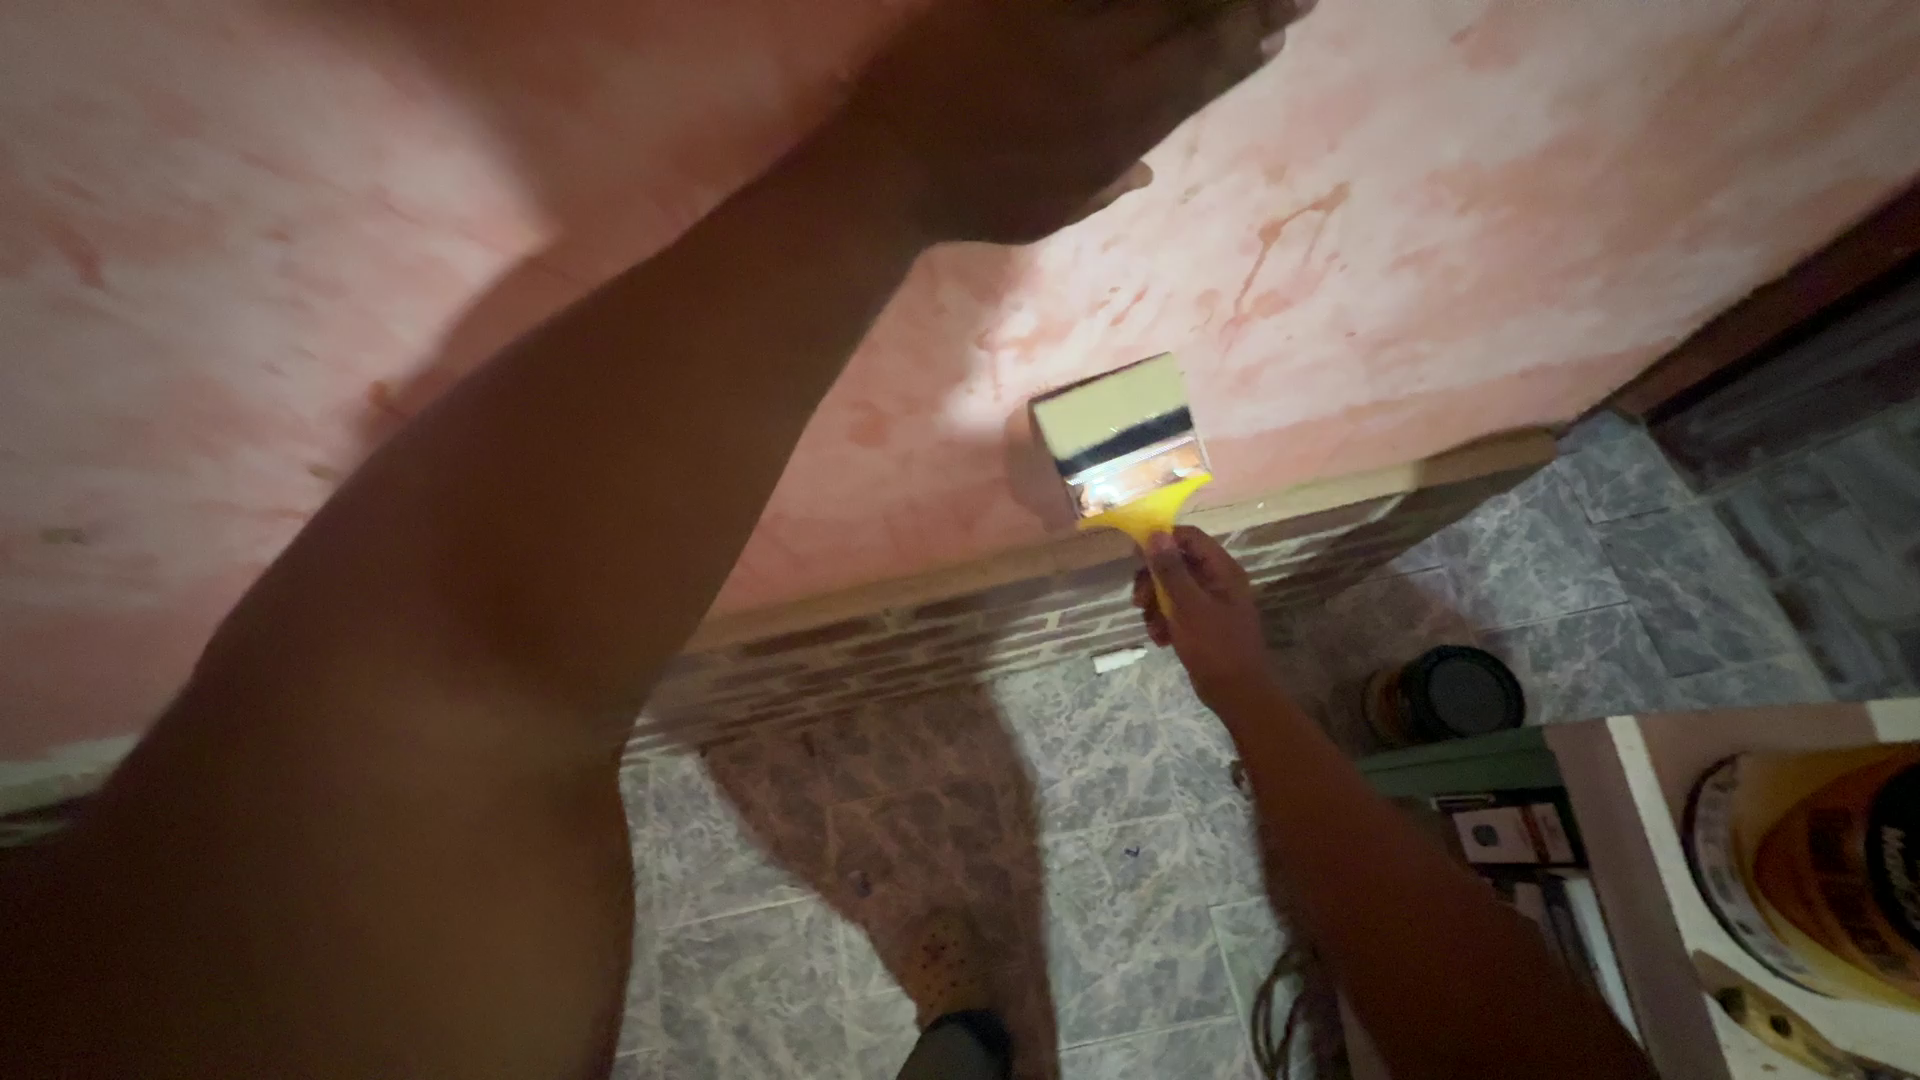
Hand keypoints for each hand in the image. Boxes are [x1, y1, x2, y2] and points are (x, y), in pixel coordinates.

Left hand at [836, 0, 1305, 243]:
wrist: (895, 172)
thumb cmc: (973, 203)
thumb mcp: (1047, 215)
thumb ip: (1103, 187)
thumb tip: (1147, 171)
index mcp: (1115, 135)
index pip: (1201, 80)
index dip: (1245, 50)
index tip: (1278, 28)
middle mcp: (1105, 77)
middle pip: (1196, 20)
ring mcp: (1062, 31)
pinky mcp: (1018, 4)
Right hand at [1133, 526, 1275, 710]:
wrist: (1236, 692)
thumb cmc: (1215, 646)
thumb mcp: (1187, 605)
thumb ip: (1170, 569)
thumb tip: (1155, 533)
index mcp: (1222, 570)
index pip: (1189, 537)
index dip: (1162, 540)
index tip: (1136, 555)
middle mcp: (1217, 580)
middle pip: (1175, 562)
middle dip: (1153, 580)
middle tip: (1139, 601)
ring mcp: (1209, 601)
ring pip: (1170, 587)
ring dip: (1155, 605)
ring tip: (1153, 627)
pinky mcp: (1200, 621)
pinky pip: (1174, 609)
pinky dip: (1163, 621)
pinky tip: (1161, 639)